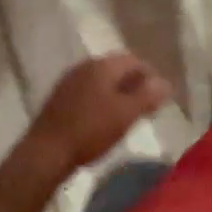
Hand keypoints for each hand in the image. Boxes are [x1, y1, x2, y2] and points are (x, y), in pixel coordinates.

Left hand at [26, 53, 172, 170]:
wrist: (46, 151)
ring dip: (117, 92)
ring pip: (102, 80)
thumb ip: (148, 96)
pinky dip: (101, 100)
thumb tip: (165, 82)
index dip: (151, 76)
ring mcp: (69, 81)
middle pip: (117, 68)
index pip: (134, 60)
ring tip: (128, 114)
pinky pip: (88, 91)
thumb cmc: (90, 130)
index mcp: (102, 66)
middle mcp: (84, 66)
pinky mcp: (59, 97)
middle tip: (147, 105)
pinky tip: (104, 119)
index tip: (160, 96)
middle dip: (134, 84)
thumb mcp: (126, 114)